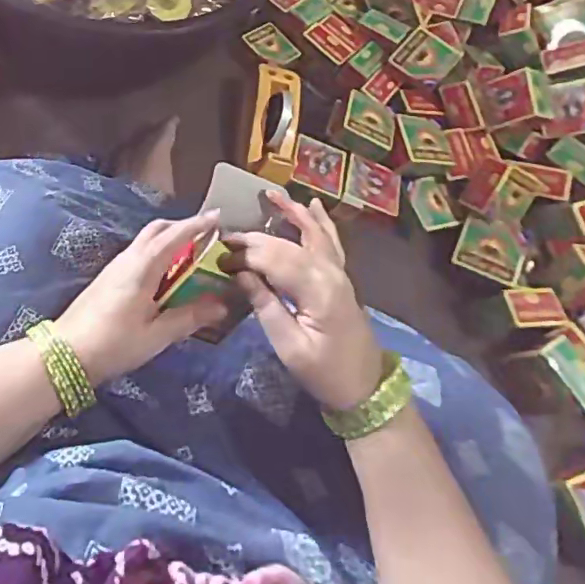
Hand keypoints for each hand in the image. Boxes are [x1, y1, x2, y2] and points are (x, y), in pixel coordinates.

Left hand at [51, 211, 228, 383]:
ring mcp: (116, 266)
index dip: (198, 225)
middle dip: (184, 227)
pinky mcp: (109, 277)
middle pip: (158, 230)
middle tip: (207, 235)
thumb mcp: (157, 335)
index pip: (175, 236)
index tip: (219, 217)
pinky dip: (159, 252)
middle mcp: (129, 258)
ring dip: (170, 239)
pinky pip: (139, 253)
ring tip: (192, 254)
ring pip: (147, 240)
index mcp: (143, 266)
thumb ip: (190, 317)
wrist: (66, 353)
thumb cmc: (114, 343)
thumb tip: (222, 305)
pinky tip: (167, 273)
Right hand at [226, 194, 383, 412]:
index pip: (273, 259)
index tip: (219, 259)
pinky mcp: (341, 277)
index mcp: (317, 290)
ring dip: (292, 213)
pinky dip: (319, 222)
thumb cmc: (324, 372)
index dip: (244, 255)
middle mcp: (330, 273)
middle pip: (287, 244)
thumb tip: (241, 274)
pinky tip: (312, 206)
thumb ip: (265, 306)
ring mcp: (339, 273)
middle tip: (226, 238)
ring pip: (312, 234)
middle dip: (255, 239)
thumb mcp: (289, 346)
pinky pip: (329, 242)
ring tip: (271, 196)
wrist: (365, 387)